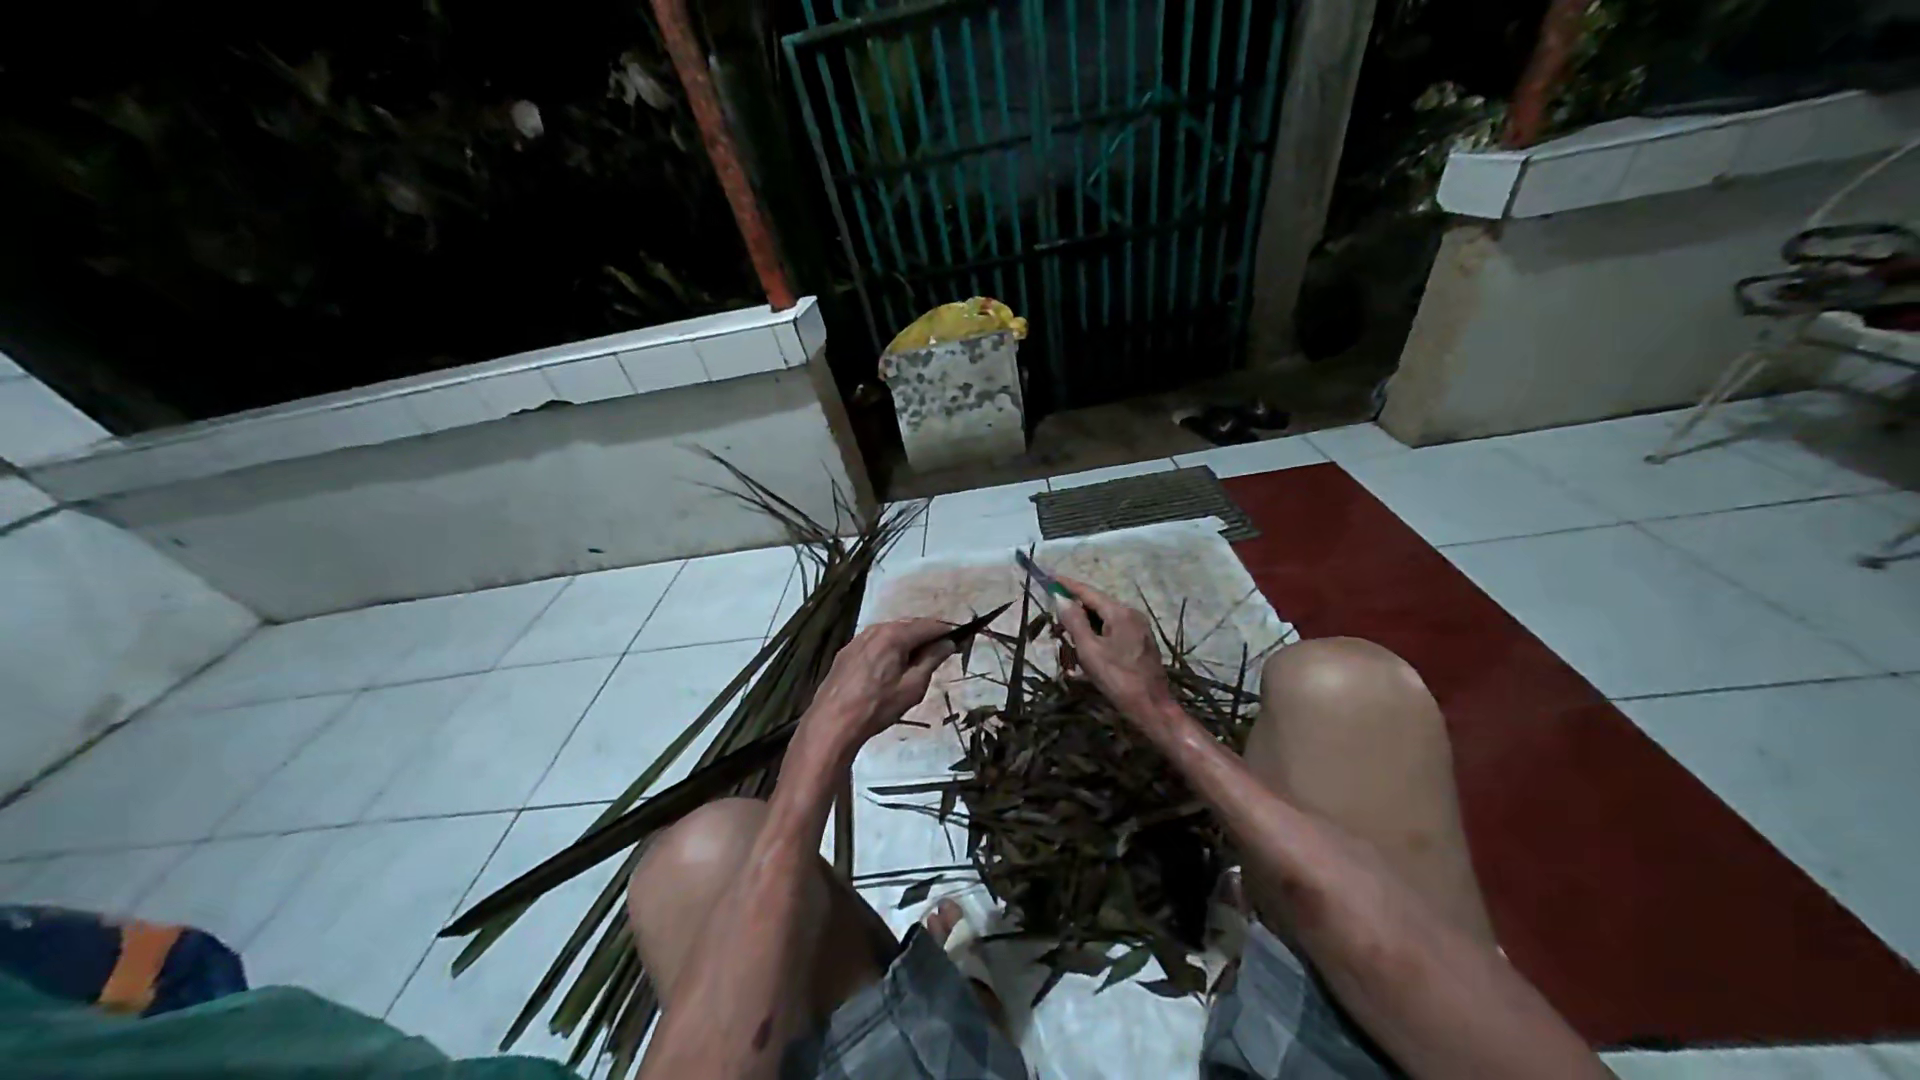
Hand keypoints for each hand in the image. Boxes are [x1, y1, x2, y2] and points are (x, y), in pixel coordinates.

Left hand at [799, 618, 956, 757]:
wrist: (832, 722)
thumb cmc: (878, 706)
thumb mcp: (913, 686)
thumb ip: (931, 660)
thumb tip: (947, 643)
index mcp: (894, 635)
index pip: (929, 625)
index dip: (947, 631)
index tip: (961, 641)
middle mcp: (875, 629)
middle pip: (909, 626)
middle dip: (927, 637)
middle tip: (942, 653)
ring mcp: (858, 639)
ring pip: (892, 633)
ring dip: (908, 643)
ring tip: (919, 663)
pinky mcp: (847, 652)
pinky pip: (876, 643)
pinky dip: (890, 649)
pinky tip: (893, 667)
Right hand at [1053, 578, 1176, 725]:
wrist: (1151, 706)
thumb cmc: (1118, 679)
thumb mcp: (1089, 650)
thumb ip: (1075, 622)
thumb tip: (1062, 599)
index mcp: (1120, 612)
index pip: (1088, 591)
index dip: (1067, 585)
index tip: (1049, 577)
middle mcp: (1131, 614)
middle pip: (1096, 604)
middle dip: (1074, 610)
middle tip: (1055, 623)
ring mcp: (1138, 627)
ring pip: (1104, 618)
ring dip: (1084, 625)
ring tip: (1068, 639)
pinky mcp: (1140, 640)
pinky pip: (1113, 628)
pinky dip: (1097, 633)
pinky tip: (1087, 647)